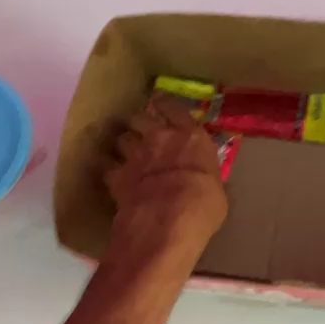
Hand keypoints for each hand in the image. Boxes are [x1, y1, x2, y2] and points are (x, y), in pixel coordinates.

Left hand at [106, 93, 228, 253]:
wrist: (168, 221)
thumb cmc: (203, 206)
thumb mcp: (218, 192)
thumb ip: (210, 180)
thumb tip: (215, 186)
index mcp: (191, 137)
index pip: (174, 108)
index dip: (165, 104)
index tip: (159, 102)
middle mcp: (160, 137)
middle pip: (140, 118)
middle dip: (138, 122)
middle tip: (139, 129)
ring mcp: (135, 154)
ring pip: (121, 138)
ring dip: (123, 144)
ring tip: (124, 152)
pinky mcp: (116, 175)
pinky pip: (106, 166)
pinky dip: (107, 169)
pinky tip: (108, 175)